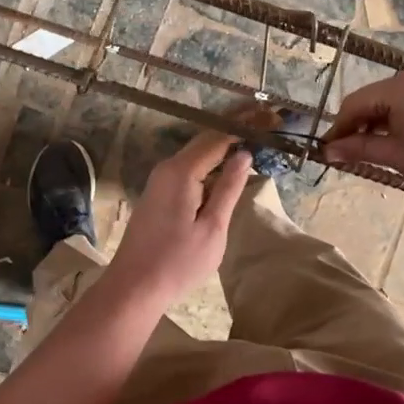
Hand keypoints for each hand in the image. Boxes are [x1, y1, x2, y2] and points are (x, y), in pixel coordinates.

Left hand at [105, 130, 252, 306]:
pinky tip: (227, 165)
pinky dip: (211, 160)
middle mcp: (168, 167)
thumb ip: (229, 188)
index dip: (245, 124)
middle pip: (206, 139)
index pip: (218, 136)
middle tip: (266, 121)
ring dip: (223, 143)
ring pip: (196, 153)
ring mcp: (160, 180)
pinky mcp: (158, 193)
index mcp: (182, 171)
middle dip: (235, 128)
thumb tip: (244, 154)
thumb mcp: (212, 228)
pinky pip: (189, 167)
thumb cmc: (177, 262)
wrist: (133, 288)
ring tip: (253, 136)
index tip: (270, 115)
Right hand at [324, 65, 403, 209]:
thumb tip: (328, 151)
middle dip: (361, 124)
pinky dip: (402, 116)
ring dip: (381, 121)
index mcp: (401, 85)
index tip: (329, 149)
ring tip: (377, 149)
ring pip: (394, 98)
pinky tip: (402, 138)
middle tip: (351, 152)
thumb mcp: (398, 157)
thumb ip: (359, 148)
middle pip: (375, 97)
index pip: (356, 102)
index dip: (340, 126)